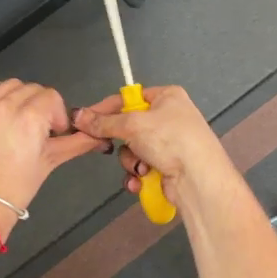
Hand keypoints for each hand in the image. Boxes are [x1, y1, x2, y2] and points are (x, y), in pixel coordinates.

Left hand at [0, 80, 108, 236]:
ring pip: (11, 85)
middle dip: (41, 106)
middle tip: (38, 131)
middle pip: (33, 89)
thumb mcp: (50, 162)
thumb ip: (76, 143)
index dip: (57, 114)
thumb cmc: (17, 187)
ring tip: (20, 121)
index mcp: (29, 119)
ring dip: (21, 97)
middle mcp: (5, 106)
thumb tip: (100, 137)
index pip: (52, 97)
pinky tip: (3, 111)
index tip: (54, 133)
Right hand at [73, 85, 233, 207]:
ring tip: (141, 167)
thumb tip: (78, 116)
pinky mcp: (167, 165)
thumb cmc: (171, 140)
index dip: (105, 109)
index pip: (128, 98)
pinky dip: (138, 174)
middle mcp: (169, 117)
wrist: (199, 179)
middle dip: (121, 142)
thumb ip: (103, 122)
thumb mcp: (133, 125)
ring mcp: (169, 143)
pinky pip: (141, 166)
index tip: (84, 120)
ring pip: (132, 149)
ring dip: (131, 161)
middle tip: (108, 146)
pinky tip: (141, 180)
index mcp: (167, 97)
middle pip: (128, 126)